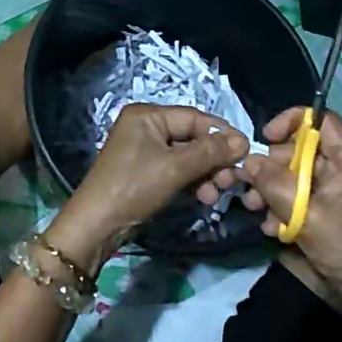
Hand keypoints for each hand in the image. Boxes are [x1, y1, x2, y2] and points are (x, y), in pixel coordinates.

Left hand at [49, 104, 246, 269]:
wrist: (95, 227)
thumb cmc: (133, 187)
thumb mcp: (175, 168)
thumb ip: (211, 152)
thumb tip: (244, 141)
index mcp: (148, 115)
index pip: (196, 118)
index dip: (222, 135)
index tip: (245, 153)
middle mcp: (146, 126)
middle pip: (193, 137)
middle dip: (214, 159)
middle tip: (231, 180)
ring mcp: (146, 150)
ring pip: (188, 156)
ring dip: (207, 173)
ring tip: (218, 193)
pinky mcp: (147, 172)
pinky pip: (178, 170)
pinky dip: (193, 181)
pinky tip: (205, 197)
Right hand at [200, 107, 341, 313]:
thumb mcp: (309, 217)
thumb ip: (276, 186)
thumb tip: (249, 162)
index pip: (323, 121)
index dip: (293, 122)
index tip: (267, 137)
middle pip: (302, 151)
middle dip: (272, 166)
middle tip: (245, 183)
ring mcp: (336, 194)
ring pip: (296, 177)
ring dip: (271, 190)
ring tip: (251, 207)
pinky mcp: (326, 215)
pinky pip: (300, 200)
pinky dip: (282, 209)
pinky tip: (268, 228)